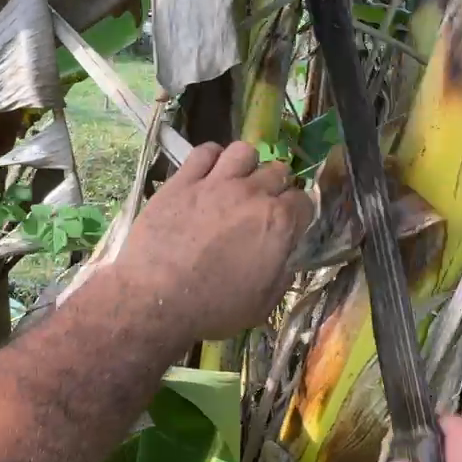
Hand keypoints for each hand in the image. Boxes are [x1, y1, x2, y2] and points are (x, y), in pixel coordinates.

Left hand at [111, 141, 311, 342]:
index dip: (297, 213)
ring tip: (237, 183)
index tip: (287, 225)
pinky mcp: (182, 181)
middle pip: (277, 171)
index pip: (303, 201)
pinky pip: (204, 152)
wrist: (157, 300)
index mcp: (278, 223)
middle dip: (275, 187)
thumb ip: (282, 275)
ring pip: (243, 152)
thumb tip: (286, 258)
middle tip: (260, 207)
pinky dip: (212, 158)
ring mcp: (216, 183)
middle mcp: (252, 194)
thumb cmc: (214, 309)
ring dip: (247, 165)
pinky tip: (208, 172)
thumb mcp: (262, 305)